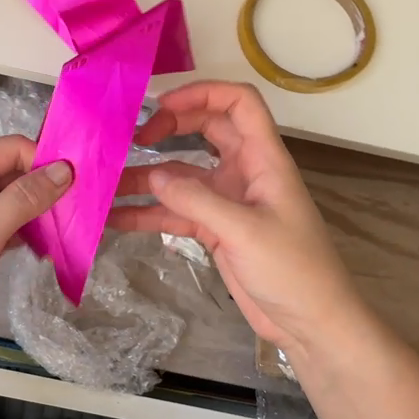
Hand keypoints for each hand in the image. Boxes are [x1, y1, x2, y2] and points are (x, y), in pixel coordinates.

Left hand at [0, 136, 72, 378]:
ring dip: (44, 210)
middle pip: (14, 173)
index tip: (81, 180)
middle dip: (48, 185)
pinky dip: (33, 232)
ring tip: (78, 223)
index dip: (43, 159)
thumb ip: (22, 199)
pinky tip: (56, 245)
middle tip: (87, 203)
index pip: (9, 149)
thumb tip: (65, 169)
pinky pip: (12, 227)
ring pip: (16, 201)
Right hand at [107, 82, 363, 357]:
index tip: (162, 106)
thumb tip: (152, 177)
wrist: (311, 324)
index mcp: (264, 159)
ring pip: (182, 175)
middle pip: (205, 131)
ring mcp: (227, 201)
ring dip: (147, 177)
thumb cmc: (294, 269)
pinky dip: (147, 214)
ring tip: (107, 183)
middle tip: (132, 140)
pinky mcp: (215, 230)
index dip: (203, 93)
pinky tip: (115, 219)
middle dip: (168, 128)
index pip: (239, 104)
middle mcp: (244, 171)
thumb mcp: (244, 231)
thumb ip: (196, 200)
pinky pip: (175, 212)